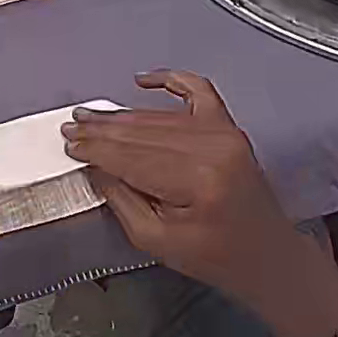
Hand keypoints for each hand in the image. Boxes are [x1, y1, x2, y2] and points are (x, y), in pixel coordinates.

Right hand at [61, 70, 337, 336]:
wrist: (267, 256)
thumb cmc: (213, 257)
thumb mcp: (154, 239)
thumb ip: (121, 197)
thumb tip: (95, 164)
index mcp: (197, 181)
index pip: (131, 156)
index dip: (96, 149)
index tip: (70, 145)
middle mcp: (213, 148)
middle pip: (142, 132)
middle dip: (101, 130)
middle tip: (70, 126)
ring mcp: (225, 133)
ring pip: (159, 117)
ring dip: (121, 115)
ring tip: (90, 116)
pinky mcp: (230, 128)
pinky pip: (198, 91)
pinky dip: (171, 79)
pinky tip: (143, 80)